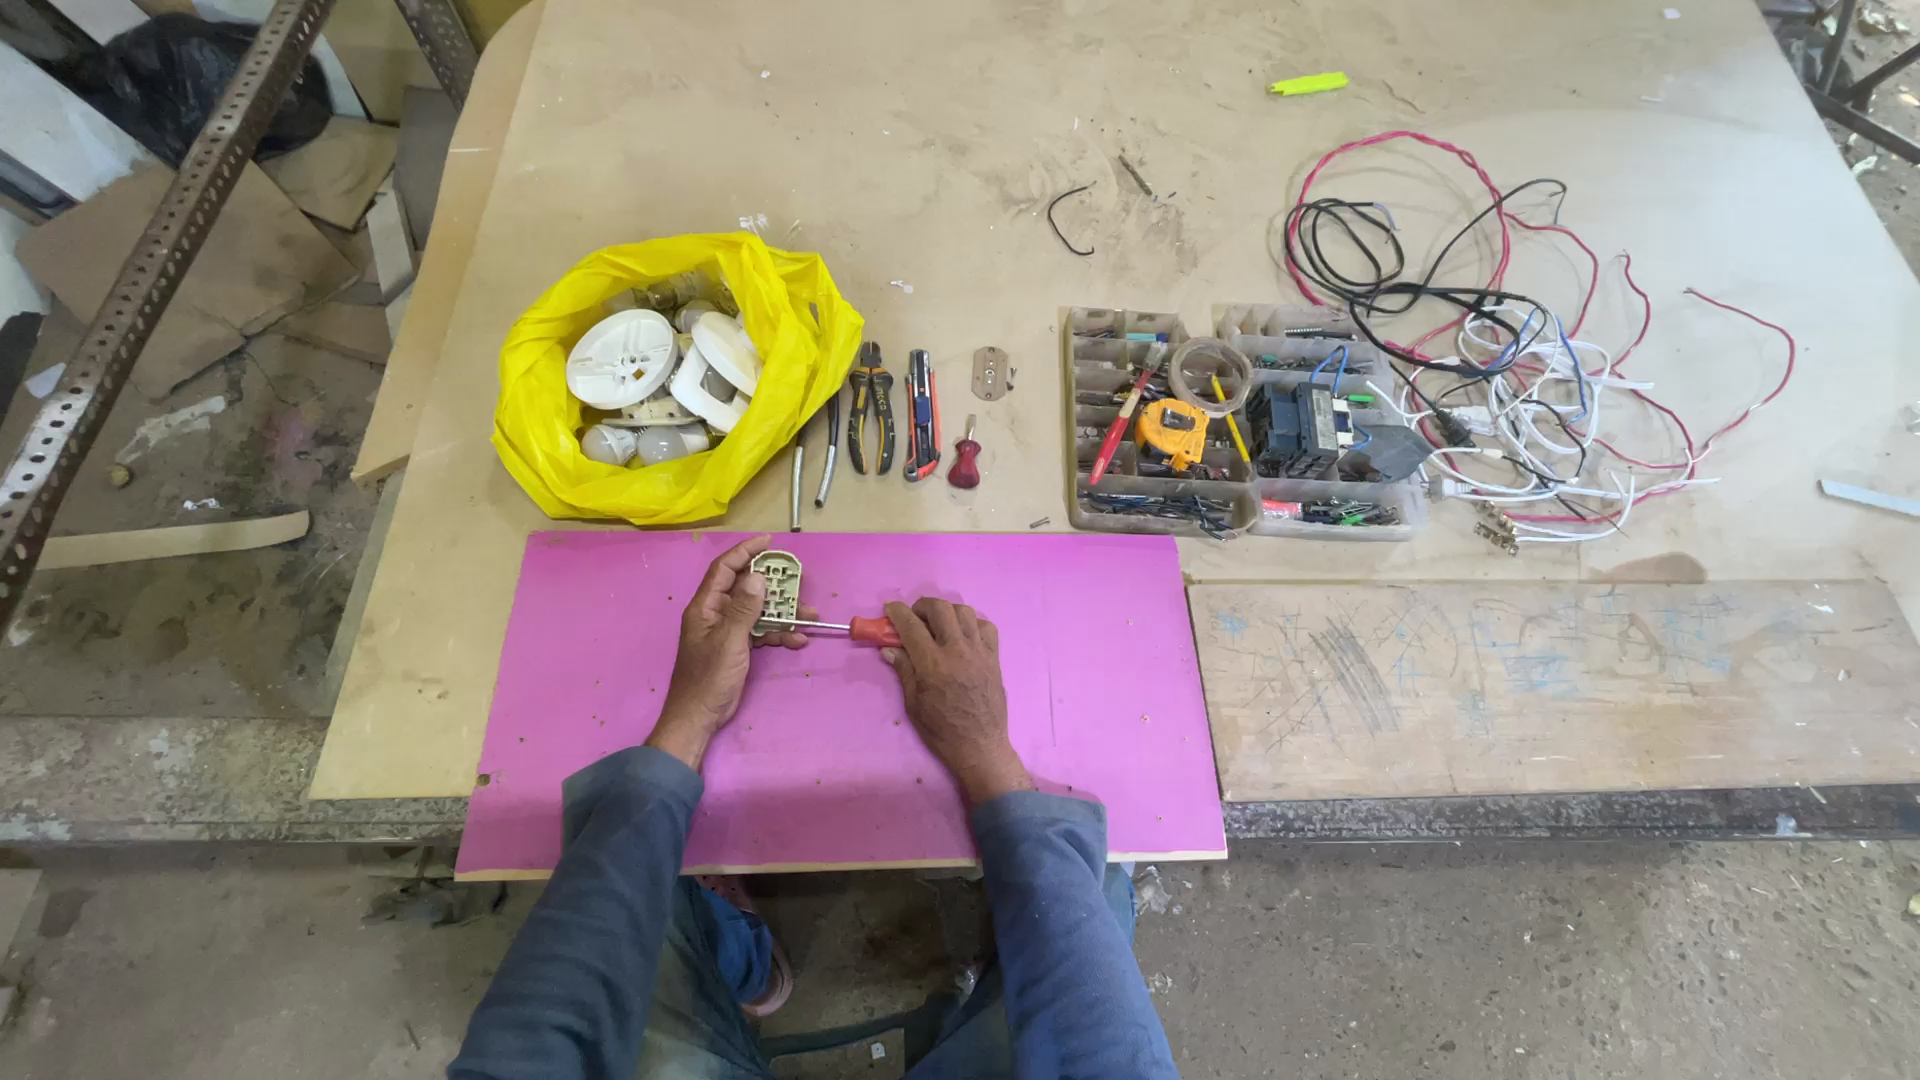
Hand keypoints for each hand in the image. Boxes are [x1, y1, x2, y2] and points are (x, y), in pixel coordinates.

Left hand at [648, 534, 813, 768]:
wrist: (699, 717)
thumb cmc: (708, 678)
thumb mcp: (728, 641)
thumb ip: (743, 609)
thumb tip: (758, 577)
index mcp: (706, 607)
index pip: (724, 569)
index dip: (745, 552)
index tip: (769, 542)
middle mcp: (716, 613)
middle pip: (746, 588)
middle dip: (773, 585)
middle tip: (796, 580)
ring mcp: (727, 630)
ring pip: (758, 611)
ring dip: (783, 612)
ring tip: (808, 615)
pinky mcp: (738, 647)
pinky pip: (762, 632)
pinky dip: (779, 633)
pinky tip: (797, 640)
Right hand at [880, 598, 1032, 804]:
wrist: (979, 746)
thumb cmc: (941, 730)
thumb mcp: (913, 703)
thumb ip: (903, 670)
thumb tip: (889, 648)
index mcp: (933, 663)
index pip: (911, 625)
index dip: (897, 612)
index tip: (890, 608)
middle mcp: (957, 650)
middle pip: (940, 608)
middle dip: (923, 606)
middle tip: (915, 617)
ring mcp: (979, 651)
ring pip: (965, 612)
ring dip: (948, 612)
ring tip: (939, 625)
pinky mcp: (994, 657)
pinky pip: (986, 626)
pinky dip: (973, 624)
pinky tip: (964, 635)